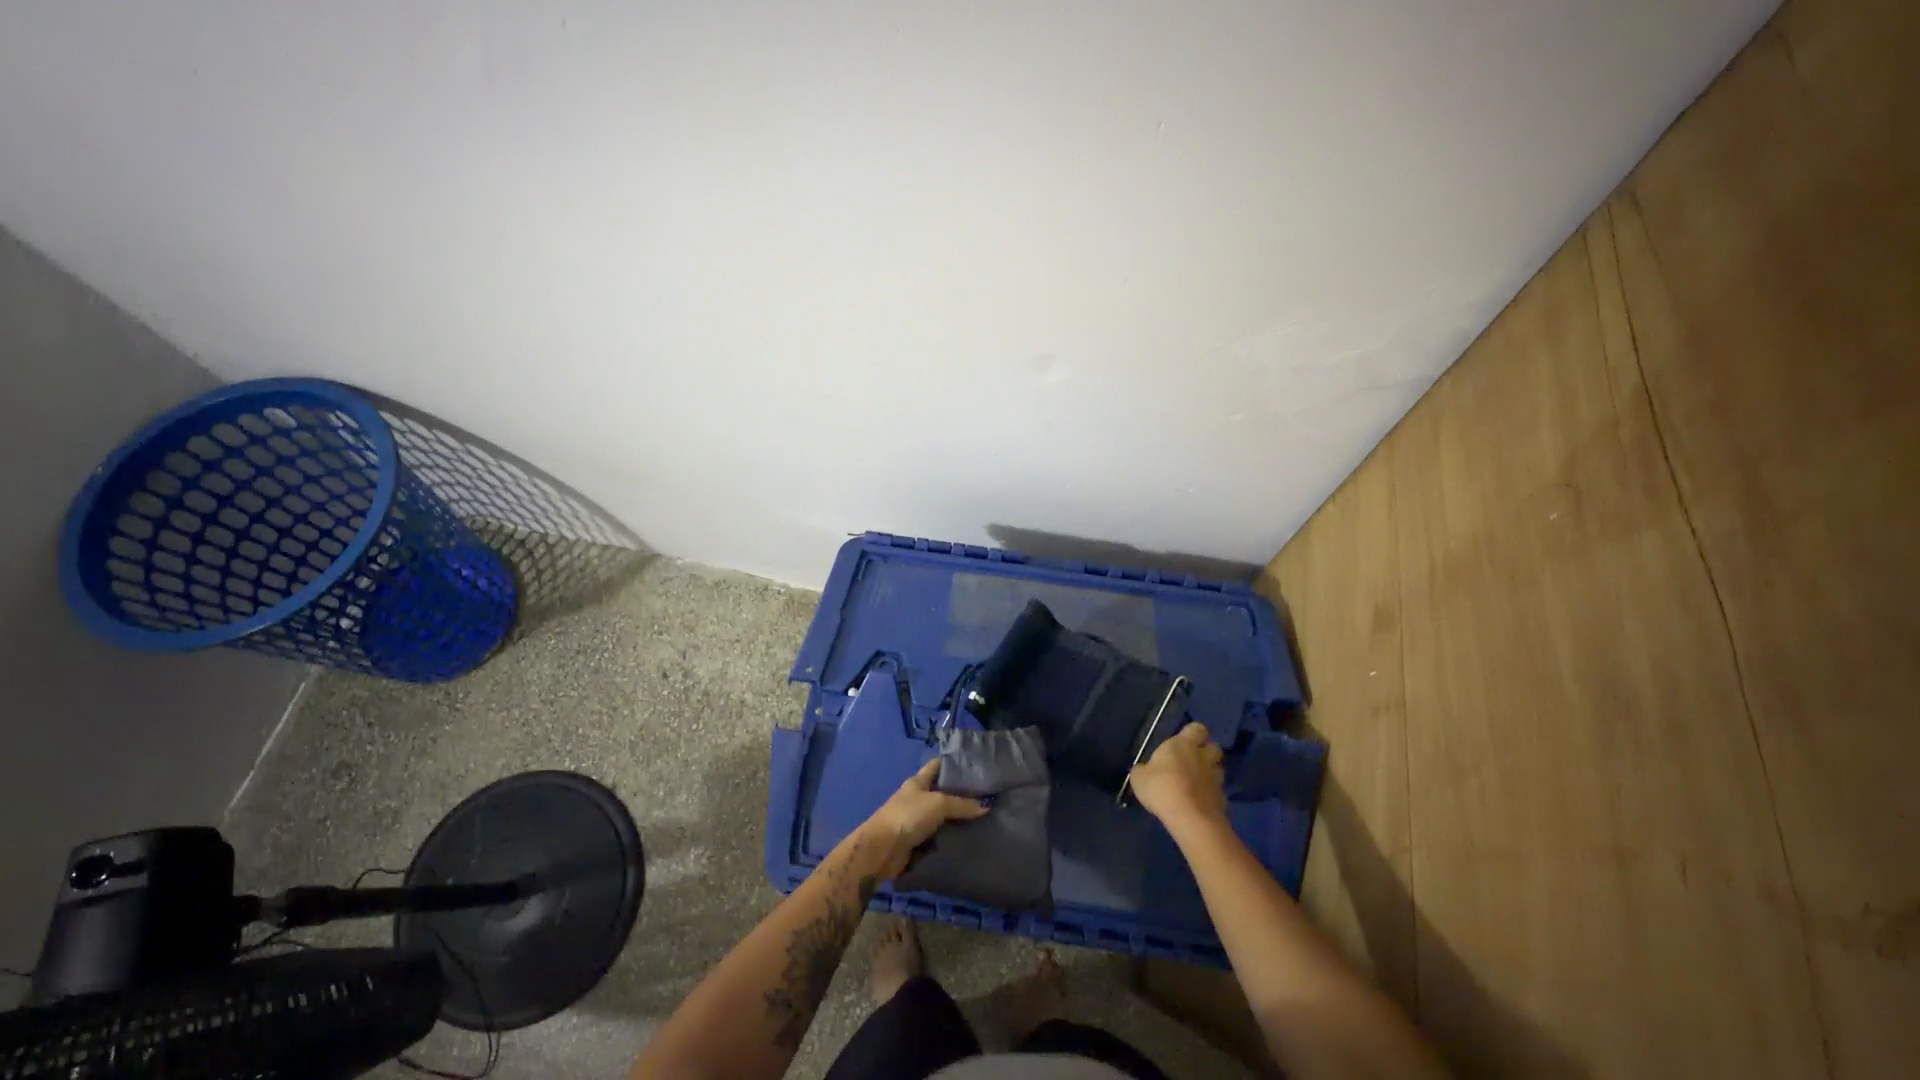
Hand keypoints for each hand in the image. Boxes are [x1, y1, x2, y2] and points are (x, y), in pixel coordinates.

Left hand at [859, 759, 989, 877]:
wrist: (882, 850)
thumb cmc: (908, 816)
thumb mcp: (938, 804)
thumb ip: (962, 804)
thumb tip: (985, 806)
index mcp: (917, 782)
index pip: (937, 766)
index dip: (953, 764)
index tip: (976, 766)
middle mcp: (916, 798)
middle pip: (942, 792)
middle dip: (962, 795)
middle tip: (987, 797)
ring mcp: (916, 821)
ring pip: (942, 817)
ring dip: (958, 819)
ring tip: (985, 819)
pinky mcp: (917, 841)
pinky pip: (939, 837)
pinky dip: (951, 838)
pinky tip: (970, 839)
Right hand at [1130, 722, 1226, 831]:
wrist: (1189, 817)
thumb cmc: (1161, 788)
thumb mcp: (1139, 778)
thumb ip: (1143, 770)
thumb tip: (1144, 769)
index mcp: (1183, 744)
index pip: (1197, 728)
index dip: (1193, 733)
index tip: (1184, 742)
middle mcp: (1203, 757)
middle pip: (1214, 746)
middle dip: (1206, 752)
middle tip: (1192, 761)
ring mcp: (1215, 778)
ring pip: (1217, 769)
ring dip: (1209, 773)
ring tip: (1196, 783)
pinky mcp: (1222, 798)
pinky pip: (1217, 791)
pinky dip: (1210, 794)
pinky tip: (1199, 802)